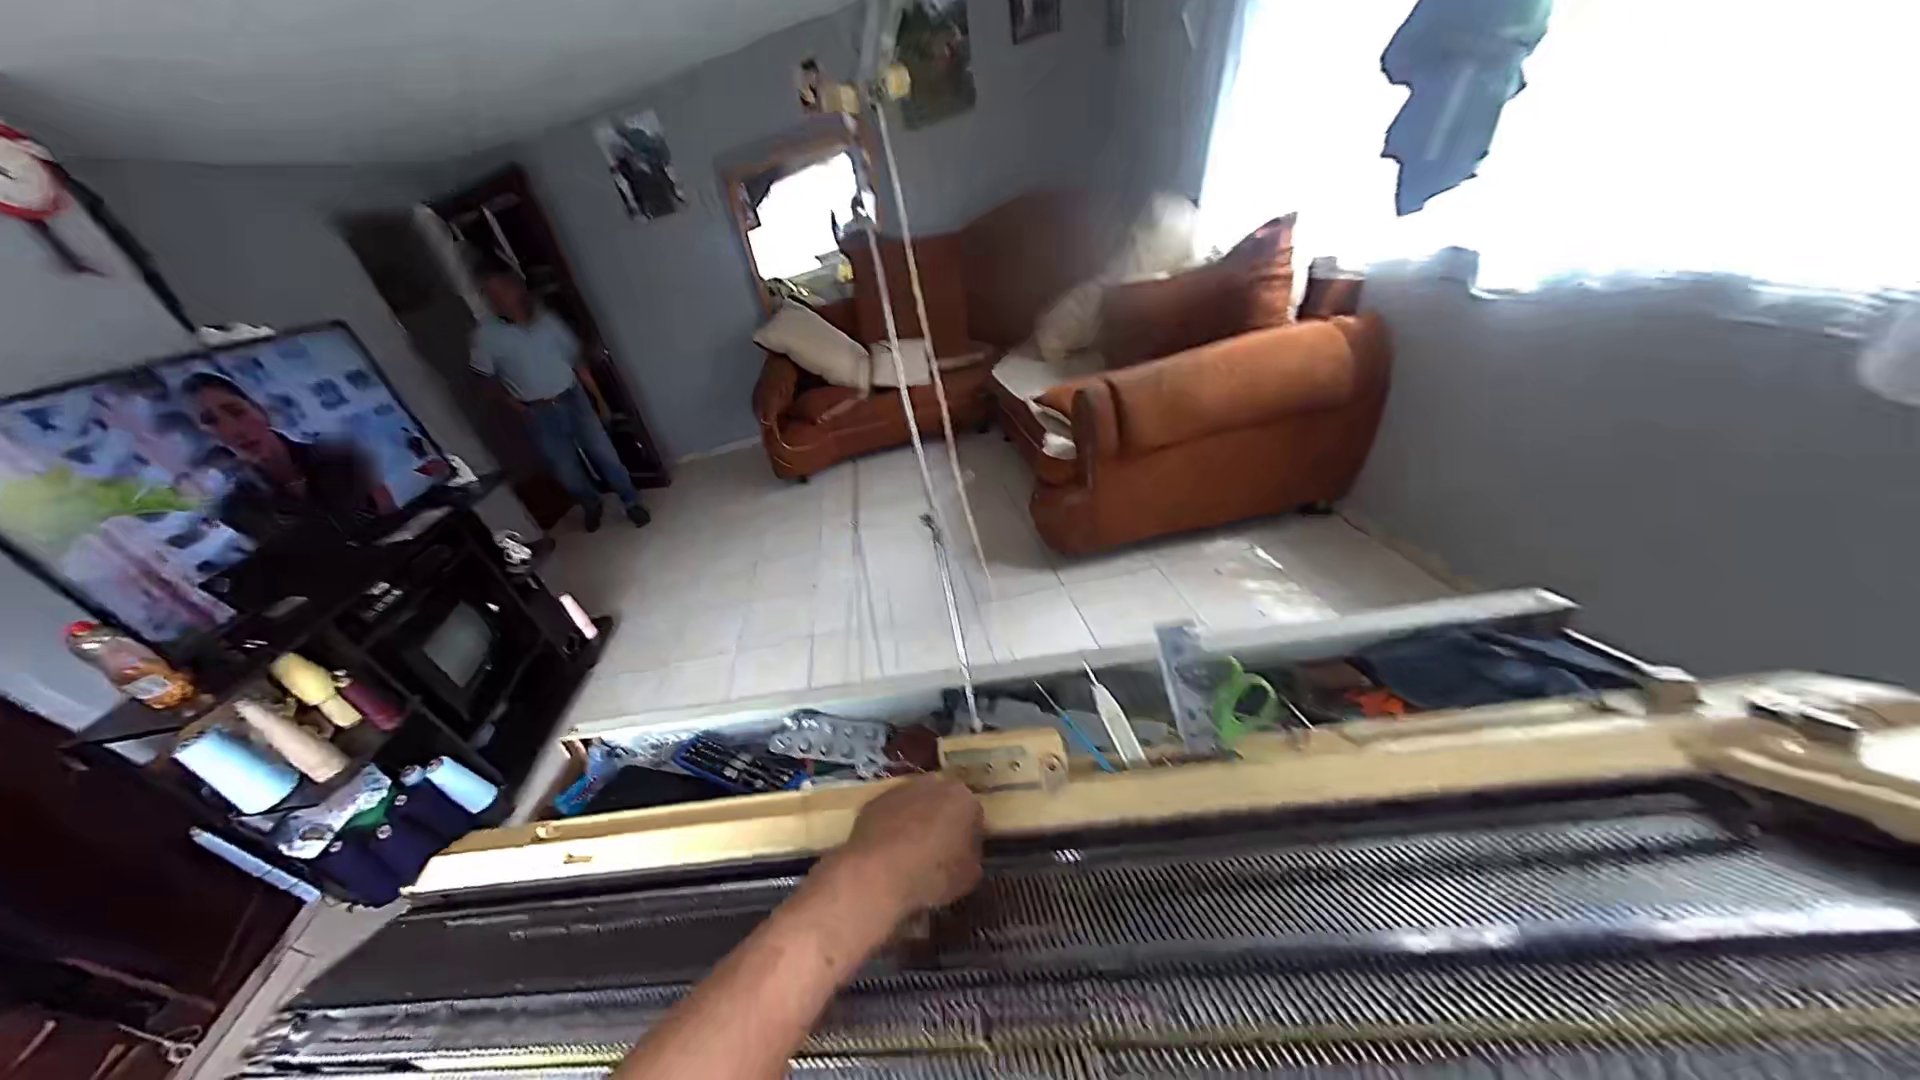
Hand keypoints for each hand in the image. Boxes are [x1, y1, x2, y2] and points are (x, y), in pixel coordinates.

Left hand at [826, 776, 983, 916]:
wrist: (878, 872)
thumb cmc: (932, 873)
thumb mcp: (968, 876)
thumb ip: (972, 857)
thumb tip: (966, 853)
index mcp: (963, 798)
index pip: (974, 814)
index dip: (970, 836)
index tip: (963, 854)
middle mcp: (934, 784)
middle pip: (943, 801)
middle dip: (942, 820)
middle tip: (938, 850)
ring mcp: (901, 789)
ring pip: (915, 803)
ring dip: (916, 820)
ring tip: (909, 852)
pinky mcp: (875, 800)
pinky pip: (890, 812)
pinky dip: (891, 826)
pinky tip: (888, 851)